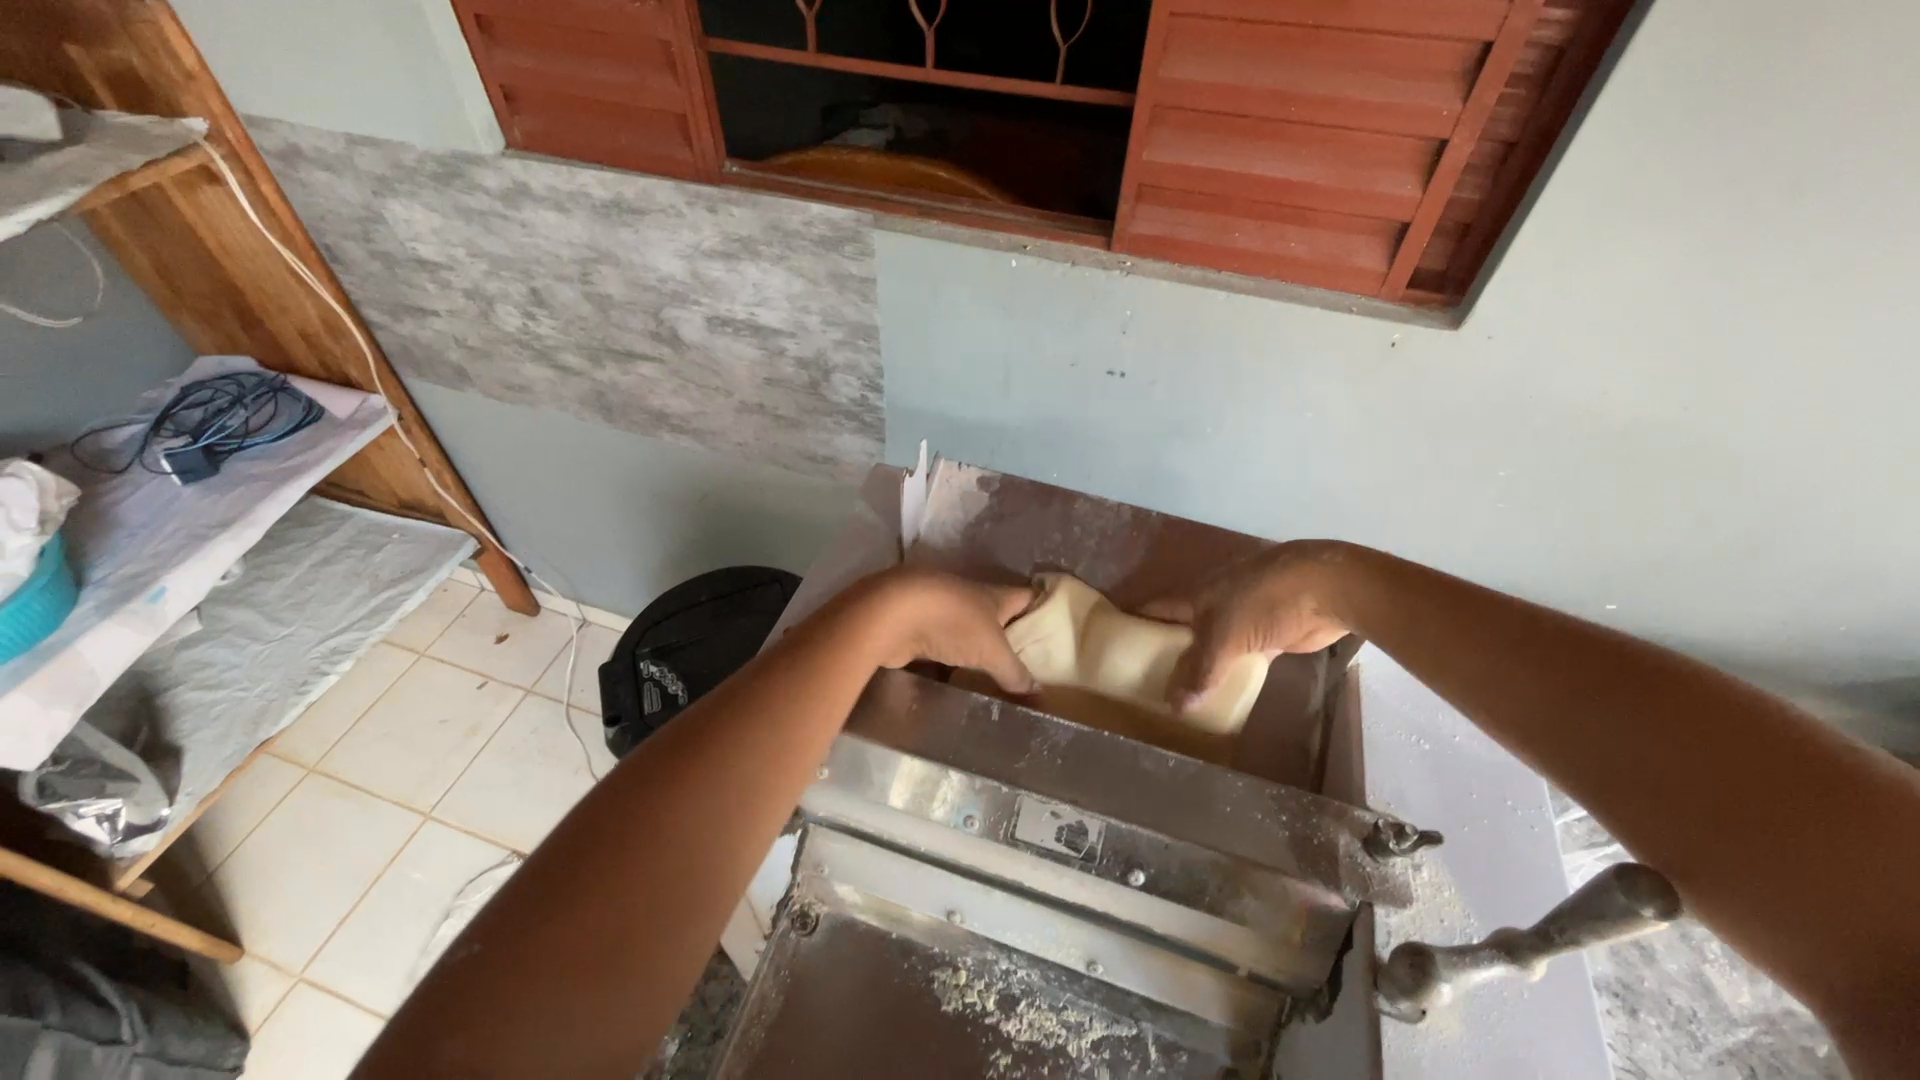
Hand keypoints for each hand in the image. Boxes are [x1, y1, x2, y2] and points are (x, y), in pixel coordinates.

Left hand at [842, 567, 1038, 693]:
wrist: (892, 615)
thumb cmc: (952, 621)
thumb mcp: (992, 650)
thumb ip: (1013, 671)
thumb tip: (1036, 690)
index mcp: (994, 596)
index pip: (1028, 596)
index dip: (1044, 607)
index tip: (1059, 624)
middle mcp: (970, 599)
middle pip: (998, 616)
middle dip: (1012, 635)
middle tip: (1032, 661)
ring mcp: (941, 613)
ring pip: (968, 633)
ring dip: (979, 650)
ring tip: (998, 676)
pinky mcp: (918, 631)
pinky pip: (942, 648)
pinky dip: (951, 663)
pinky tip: (959, 681)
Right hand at [1142, 540, 1356, 713]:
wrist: (1327, 589)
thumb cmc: (1264, 600)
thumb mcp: (1223, 636)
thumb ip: (1199, 671)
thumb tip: (1175, 707)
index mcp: (1197, 595)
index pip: (1156, 609)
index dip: (1136, 622)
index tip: (1115, 644)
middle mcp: (1215, 603)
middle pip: (1183, 629)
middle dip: (1167, 650)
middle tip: (1147, 681)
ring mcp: (1244, 616)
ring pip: (1214, 644)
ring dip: (1202, 664)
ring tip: (1180, 692)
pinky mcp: (1270, 632)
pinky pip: (1242, 655)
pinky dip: (1232, 671)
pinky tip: (1223, 690)